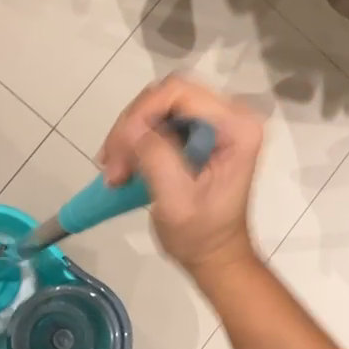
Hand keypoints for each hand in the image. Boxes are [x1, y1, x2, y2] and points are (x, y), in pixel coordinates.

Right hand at [96, 74, 263, 277]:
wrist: (214, 255)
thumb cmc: (201, 236)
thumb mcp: (176, 202)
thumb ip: (156, 157)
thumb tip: (130, 127)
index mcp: (236, 127)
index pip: (179, 93)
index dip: (142, 114)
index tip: (118, 150)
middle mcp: (229, 115)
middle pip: (165, 96)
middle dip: (131, 127)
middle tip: (111, 165)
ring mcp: (213, 122)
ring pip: (156, 107)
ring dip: (128, 136)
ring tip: (114, 171)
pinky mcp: (198, 132)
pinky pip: (158, 121)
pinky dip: (135, 141)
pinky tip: (122, 166)